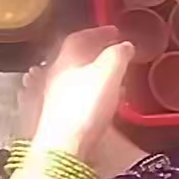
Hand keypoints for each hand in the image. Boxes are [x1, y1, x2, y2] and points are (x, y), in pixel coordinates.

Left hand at [30, 27, 133, 160]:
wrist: (63, 148)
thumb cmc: (86, 105)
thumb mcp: (108, 72)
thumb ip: (118, 54)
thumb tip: (125, 45)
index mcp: (66, 58)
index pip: (79, 37)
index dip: (98, 31)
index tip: (115, 31)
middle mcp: (55, 74)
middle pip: (75, 56)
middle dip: (95, 51)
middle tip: (114, 51)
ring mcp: (53, 97)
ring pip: (75, 77)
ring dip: (93, 72)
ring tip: (113, 76)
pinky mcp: (57, 118)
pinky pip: (76, 96)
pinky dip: (90, 91)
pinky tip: (102, 101)